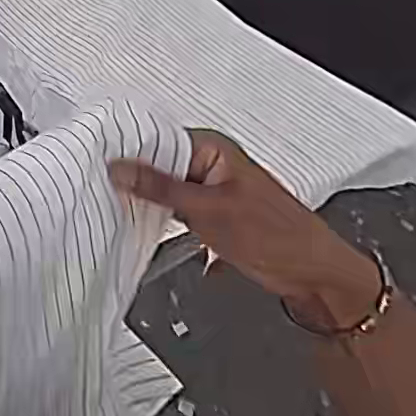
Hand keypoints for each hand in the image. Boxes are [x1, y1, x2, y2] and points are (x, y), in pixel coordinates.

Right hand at [110, 130, 379, 325]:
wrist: (316, 277)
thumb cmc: (281, 238)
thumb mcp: (210, 210)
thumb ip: (160, 188)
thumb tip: (119, 168)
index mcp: (212, 147)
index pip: (154, 138)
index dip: (127, 150)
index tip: (100, 161)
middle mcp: (208, 161)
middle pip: (154, 161)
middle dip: (132, 176)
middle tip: (105, 186)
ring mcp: (205, 186)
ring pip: (159, 184)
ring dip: (143, 197)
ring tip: (120, 203)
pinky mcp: (204, 209)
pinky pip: (168, 203)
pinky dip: (154, 212)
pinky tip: (140, 220)